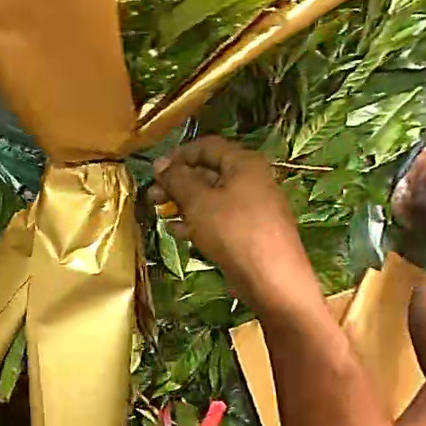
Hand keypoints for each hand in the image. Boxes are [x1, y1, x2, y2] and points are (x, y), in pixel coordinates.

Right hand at [149, 136, 320, 313]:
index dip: (178, 156)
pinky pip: (218, 218)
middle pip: (208, 172)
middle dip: (177, 182)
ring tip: (160, 214)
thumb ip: (176, 179)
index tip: (155, 172)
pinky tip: (178, 232)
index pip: (206, 146)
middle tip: (153, 195)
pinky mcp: (248, 231)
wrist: (272, 278)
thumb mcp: (198, 201)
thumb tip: (159, 163)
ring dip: (183, 203)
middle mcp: (250, 179)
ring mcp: (251, 206)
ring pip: (211, 197)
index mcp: (243, 163)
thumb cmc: (233, 231)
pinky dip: (197, 221)